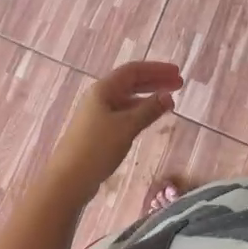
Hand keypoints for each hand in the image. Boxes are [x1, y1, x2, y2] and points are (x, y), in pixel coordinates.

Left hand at [45, 61, 183, 201]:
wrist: (69, 179)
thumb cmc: (97, 148)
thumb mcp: (126, 127)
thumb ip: (148, 110)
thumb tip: (168, 96)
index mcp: (103, 89)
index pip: (133, 70)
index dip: (156, 69)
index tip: (177, 72)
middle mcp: (100, 96)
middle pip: (131, 82)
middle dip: (155, 81)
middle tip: (179, 84)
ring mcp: (98, 113)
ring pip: (128, 98)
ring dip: (149, 97)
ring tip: (170, 101)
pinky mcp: (99, 130)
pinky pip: (124, 112)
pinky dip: (140, 111)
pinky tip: (150, 118)